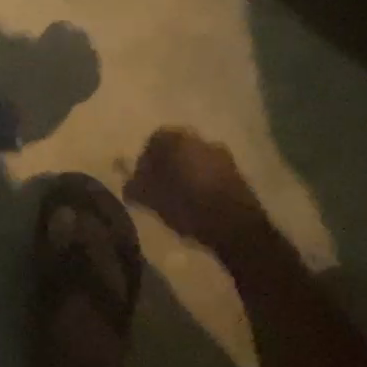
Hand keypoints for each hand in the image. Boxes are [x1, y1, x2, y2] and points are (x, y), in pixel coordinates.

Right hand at [124, 127, 268, 252]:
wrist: (237, 228)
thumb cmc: (187, 206)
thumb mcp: (152, 199)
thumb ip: (135, 187)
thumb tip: (128, 185)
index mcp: (177, 140)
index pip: (154, 139)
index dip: (147, 158)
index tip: (144, 177)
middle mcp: (200, 140)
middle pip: (177, 147)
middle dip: (168, 163)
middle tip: (161, 185)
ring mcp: (223, 156)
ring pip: (196, 159)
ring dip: (188, 172)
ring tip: (181, 196)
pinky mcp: (239, 174)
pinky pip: (213, 172)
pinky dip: (204, 181)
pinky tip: (200, 201)